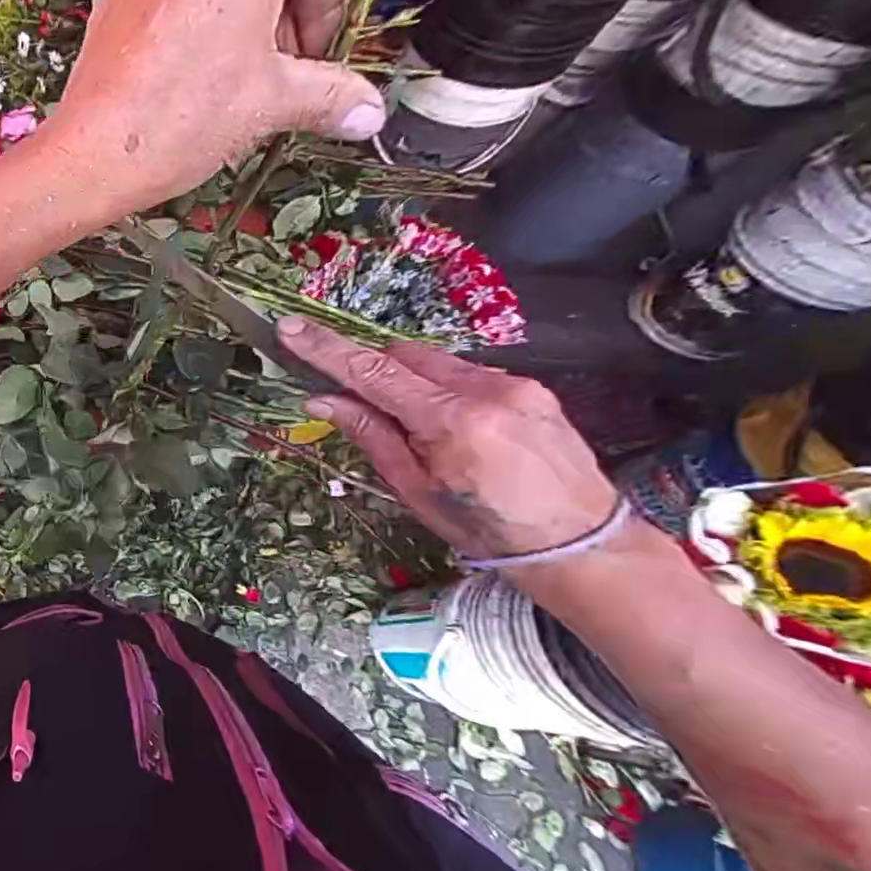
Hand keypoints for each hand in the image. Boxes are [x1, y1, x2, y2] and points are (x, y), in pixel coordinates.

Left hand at [43, 0, 384, 217]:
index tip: (319, 54)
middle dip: (294, 13)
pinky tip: (199, 77)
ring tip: (241, 83)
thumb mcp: (272, 103)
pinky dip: (208, 22)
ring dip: (253, 20)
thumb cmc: (181, 117)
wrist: (94, 153)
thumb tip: (369, 111)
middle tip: (286, 76)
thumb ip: (332, 96)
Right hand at [277, 317, 620, 557]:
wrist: (578, 542)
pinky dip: (445, 389)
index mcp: (452, 422)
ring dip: (412, 382)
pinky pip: (469, 373)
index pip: (375, 371)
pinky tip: (457, 427)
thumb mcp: (416, 490)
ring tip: (422, 429)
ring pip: (437, 362)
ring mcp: (515, 383)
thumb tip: (323, 400)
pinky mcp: (532, 386)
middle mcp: (486, 389)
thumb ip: (371, 435)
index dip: (327, 349)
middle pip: (405, 355)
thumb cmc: (486, 528)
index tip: (291, 328)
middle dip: (376, 371)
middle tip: (363, 406)